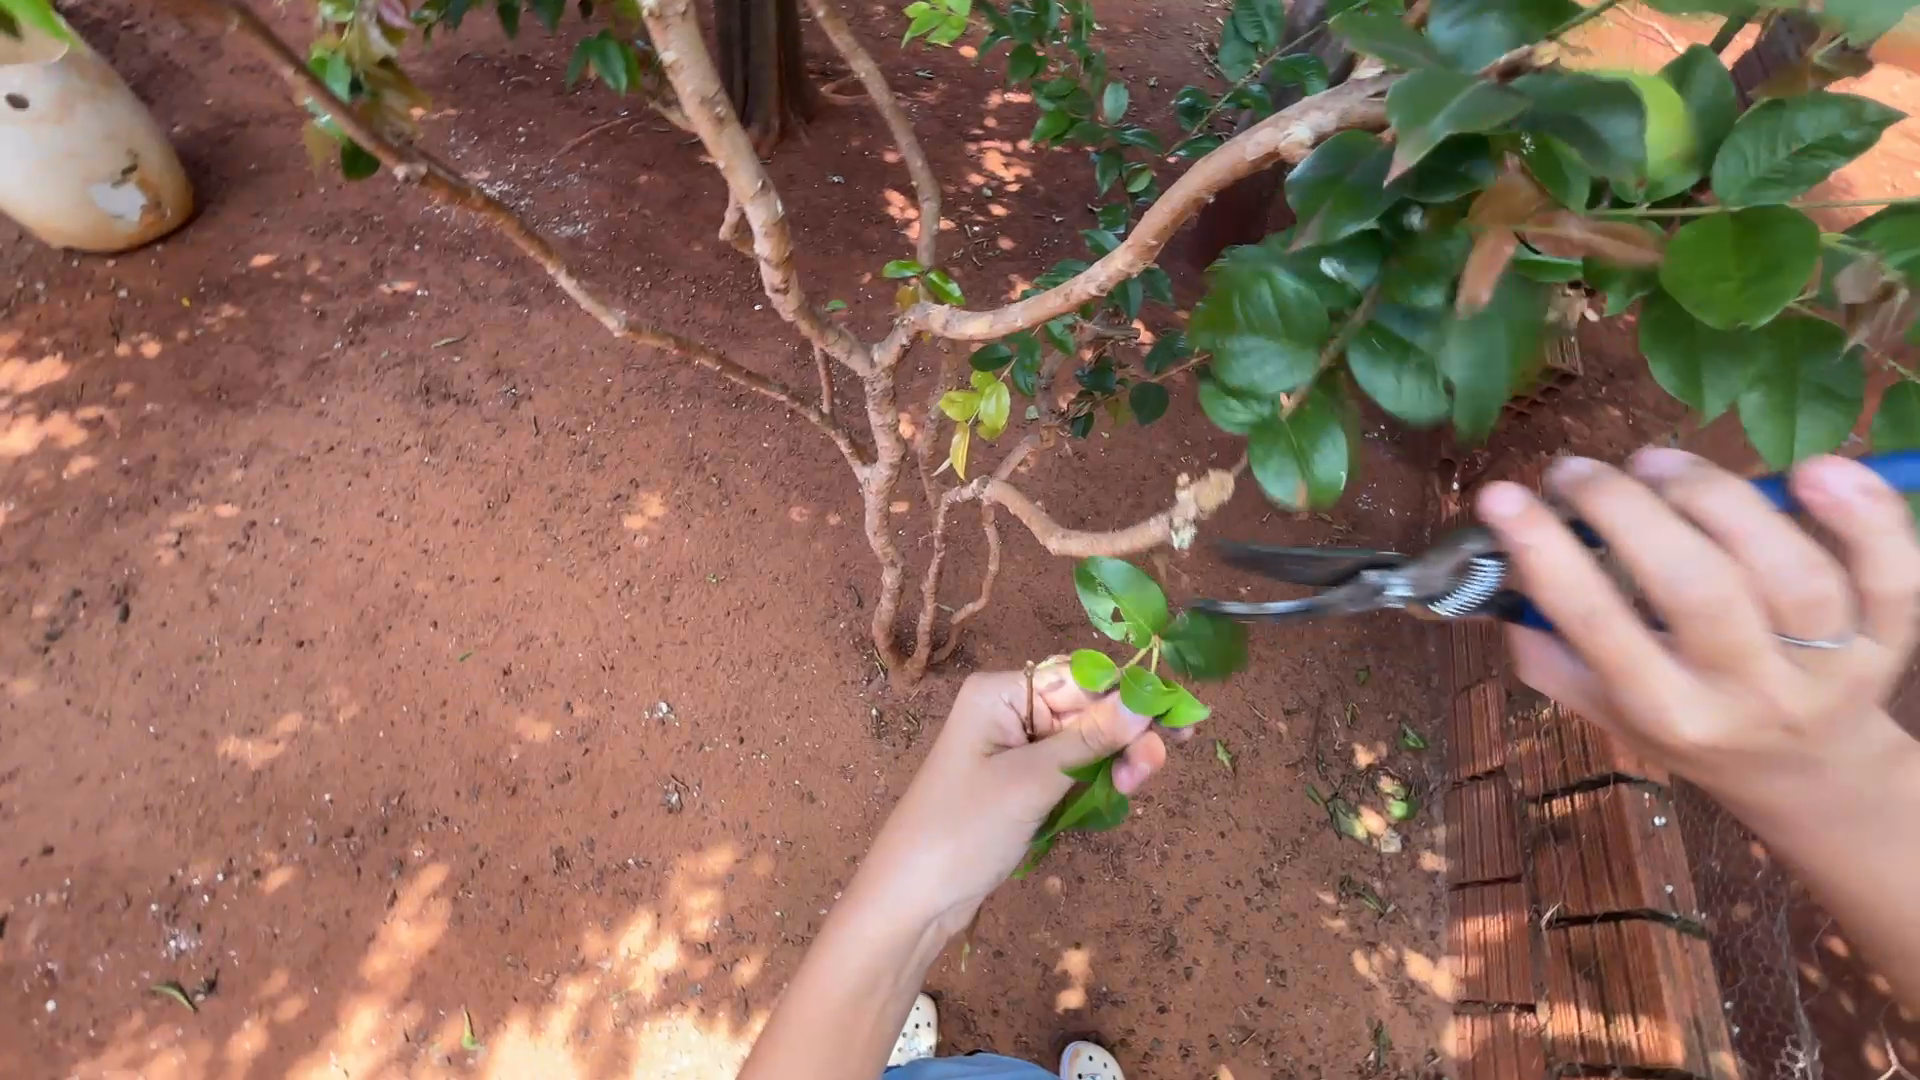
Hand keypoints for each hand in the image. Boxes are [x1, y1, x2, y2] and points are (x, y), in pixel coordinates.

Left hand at [849, 666, 1171, 939]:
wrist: (913, 897)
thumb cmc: (964, 828)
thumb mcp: (1031, 781)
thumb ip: (1090, 740)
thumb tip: (1145, 700)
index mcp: (1000, 691)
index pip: (1077, 678)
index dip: (1126, 695)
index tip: (1175, 717)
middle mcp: (1008, 709)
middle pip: (1084, 708)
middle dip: (1123, 733)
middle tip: (1156, 764)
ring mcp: (1016, 747)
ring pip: (1084, 741)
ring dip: (1114, 759)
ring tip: (1136, 784)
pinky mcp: (1022, 782)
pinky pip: (1071, 769)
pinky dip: (1095, 780)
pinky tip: (1117, 793)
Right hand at [1475, 449, 1919, 795]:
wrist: (1803, 771)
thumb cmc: (1674, 726)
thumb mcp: (1590, 703)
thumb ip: (1546, 643)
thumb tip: (1508, 561)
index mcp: (1661, 708)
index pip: (1593, 619)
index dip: (1543, 548)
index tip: (1499, 496)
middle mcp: (1746, 692)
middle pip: (1694, 586)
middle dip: (1623, 510)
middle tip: (1572, 470)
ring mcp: (1829, 664)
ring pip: (1786, 570)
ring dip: (1714, 498)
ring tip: (1652, 461)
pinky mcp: (1892, 638)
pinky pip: (1894, 572)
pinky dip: (1864, 515)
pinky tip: (1813, 468)